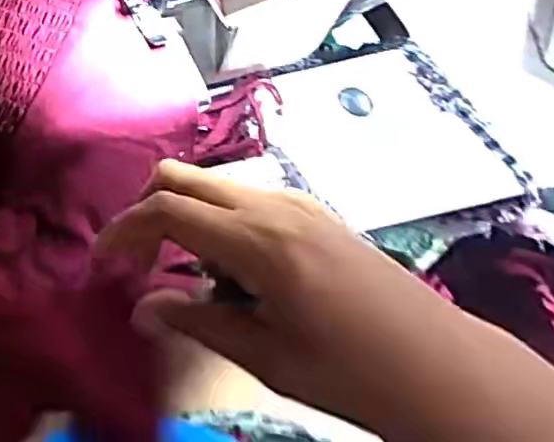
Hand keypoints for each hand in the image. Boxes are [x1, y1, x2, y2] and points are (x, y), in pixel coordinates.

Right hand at [97, 161, 553, 441]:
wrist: (451, 371)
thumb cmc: (360, 377)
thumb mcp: (273, 360)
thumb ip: (200, 323)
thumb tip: (139, 309)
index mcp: (261, 242)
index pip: (168, 210)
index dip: (125, 230)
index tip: (102, 262)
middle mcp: (272, 204)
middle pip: (180, 176)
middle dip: (144, 209)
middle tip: (135, 261)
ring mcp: (292, 200)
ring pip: (208, 183)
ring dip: (179, 214)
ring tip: (181, 275)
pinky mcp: (306, 208)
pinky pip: (238, 197)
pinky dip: (211, 219)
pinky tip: (226, 270)